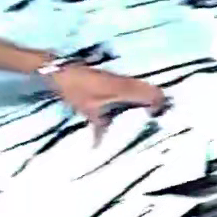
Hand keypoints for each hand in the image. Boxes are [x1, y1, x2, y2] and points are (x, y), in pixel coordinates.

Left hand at [46, 64, 165, 127]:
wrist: (57, 69)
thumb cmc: (74, 89)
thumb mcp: (87, 110)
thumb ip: (98, 128)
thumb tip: (98, 147)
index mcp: (125, 91)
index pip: (154, 95)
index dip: (159, 106)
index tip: (154, 117)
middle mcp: (127, 83)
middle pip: (154, 90)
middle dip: (159, 101)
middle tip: (154, 114)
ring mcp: (121, 77)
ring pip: (146, 86)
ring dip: (149, 96)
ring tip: (145, 109)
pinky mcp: (114, 75)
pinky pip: (135, 84)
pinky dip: (139, 92)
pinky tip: (130, 101)